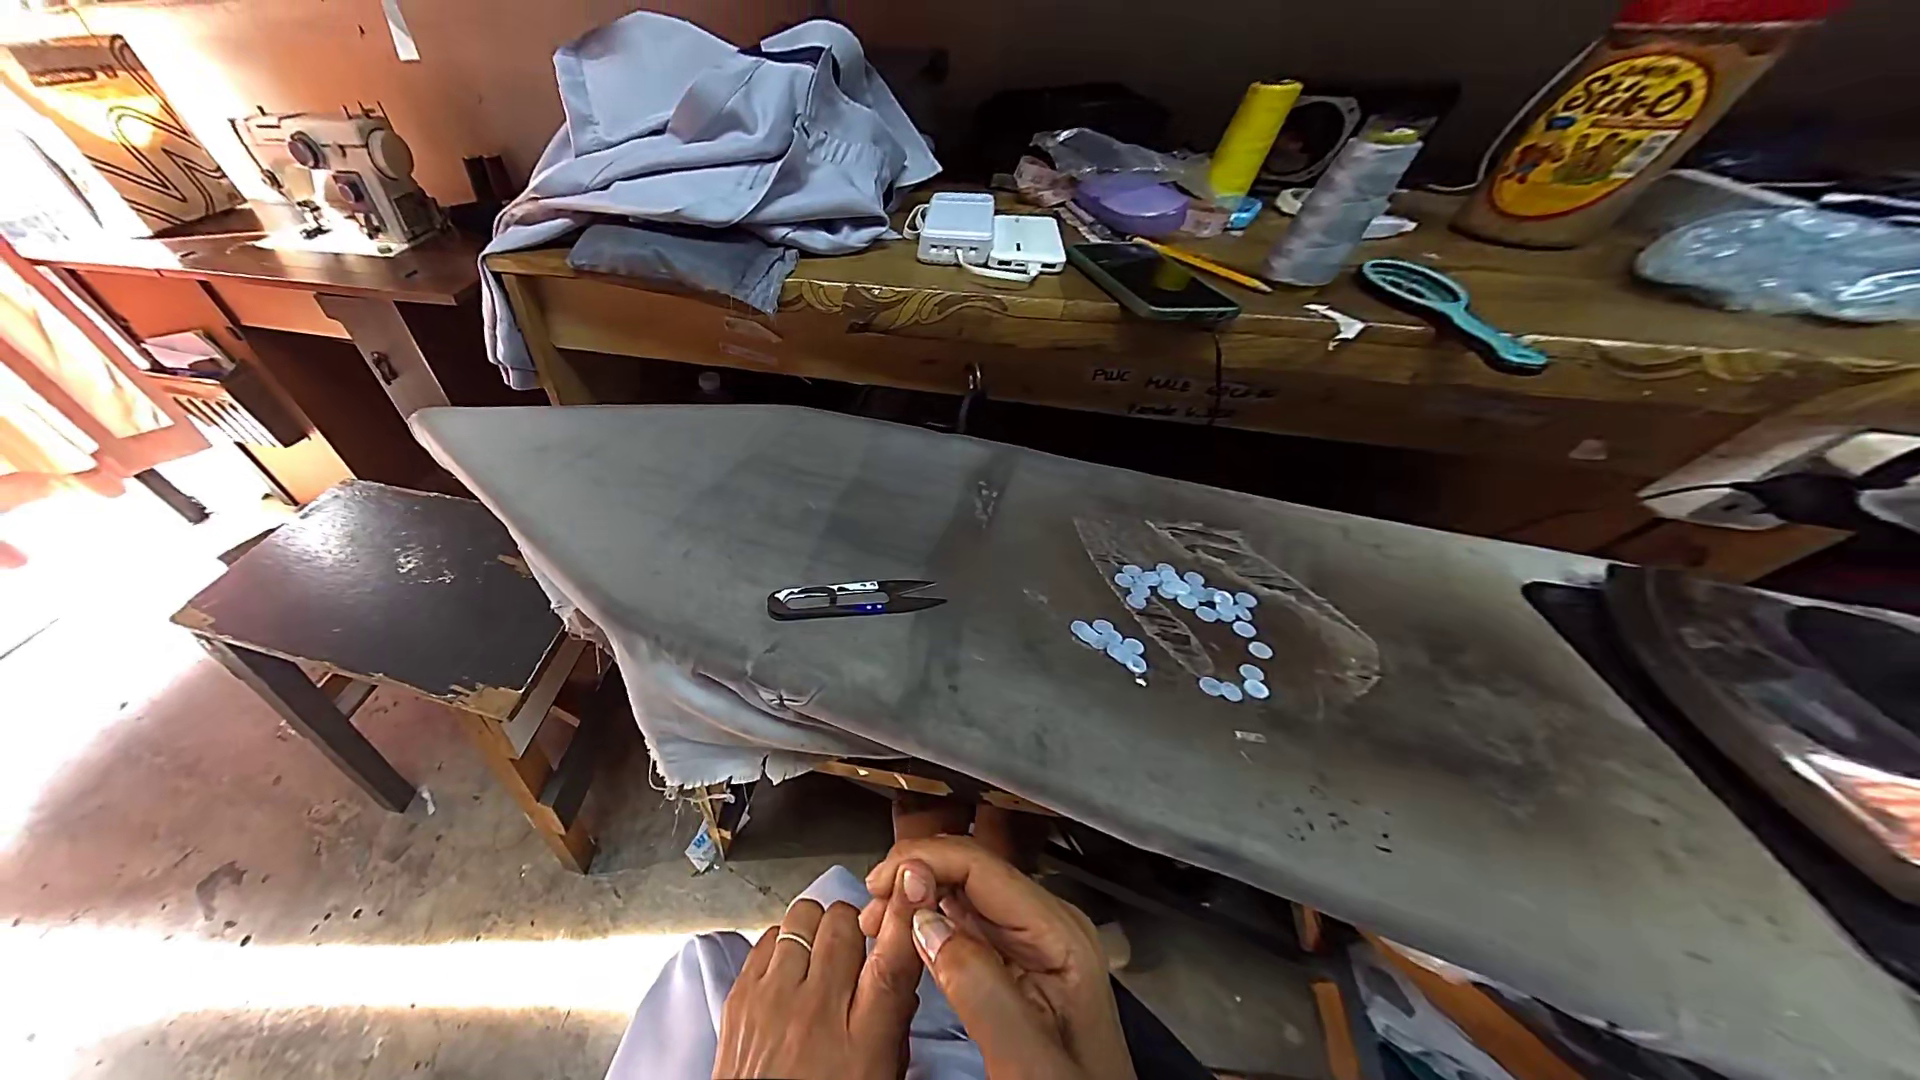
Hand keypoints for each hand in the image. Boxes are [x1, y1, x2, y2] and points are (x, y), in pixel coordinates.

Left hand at [713, 868, 932, 1079]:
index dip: (905, 911)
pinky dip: (783, 945)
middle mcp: (816, 1010)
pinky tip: (788, 973)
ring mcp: (772, 999)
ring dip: (817, 931)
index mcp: (863, 1038)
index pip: (892, 956)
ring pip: (803, 917)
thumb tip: (902, 959)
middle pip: (844, 920)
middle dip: (854, 927)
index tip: (915, 883)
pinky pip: (768, 936)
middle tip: (853, 952)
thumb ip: (897, 1014)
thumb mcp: (880, 1073)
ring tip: (818, 959)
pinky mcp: (739, 997)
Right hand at [861, 837, 1135, 1079]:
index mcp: (1058, 932)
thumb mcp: (1029, 1058)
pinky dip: (928, 918)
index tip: (882, 883)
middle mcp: (1045, 923)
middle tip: (873, 906)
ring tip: (880, 917)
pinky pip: (964, 920)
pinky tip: (906, 931)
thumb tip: (926, 923)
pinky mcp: (1012, 959)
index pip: (983, 866)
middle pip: (971, 869)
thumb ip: (980, 988)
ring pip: (963, 890)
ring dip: (918, 893)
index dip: (927, 861)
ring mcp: (1029, 940)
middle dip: (916, 874)